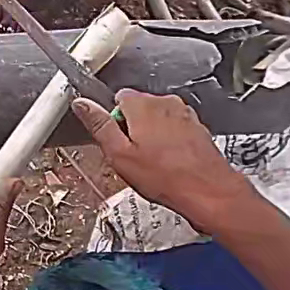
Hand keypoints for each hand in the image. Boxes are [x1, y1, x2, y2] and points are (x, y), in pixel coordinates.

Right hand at [71, 90, 261, 233]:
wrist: (208, 191)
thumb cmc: (166, 176)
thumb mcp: (119, 154)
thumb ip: (99, 125)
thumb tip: (81, 104)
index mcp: (142, 104)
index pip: (117, 98)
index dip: (113, 122)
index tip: (116, 142)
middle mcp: (165, 102)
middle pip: (137, 108)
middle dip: (132, 129)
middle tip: (133, 157)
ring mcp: (184, 114)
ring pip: (156, 120)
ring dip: (152, 137)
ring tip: (154, 163)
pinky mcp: (196, 127)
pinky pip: (174, 129)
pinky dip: (170, 143)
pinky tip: (170, 163)